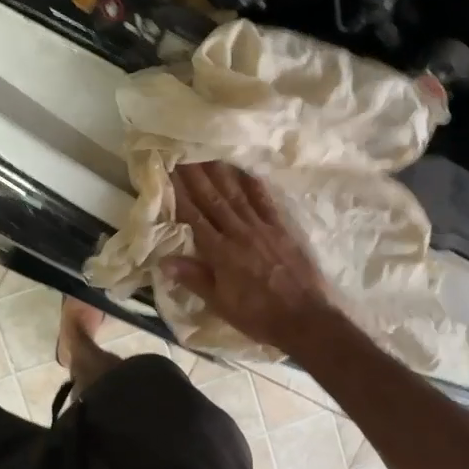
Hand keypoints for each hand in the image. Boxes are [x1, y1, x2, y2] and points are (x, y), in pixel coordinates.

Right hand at [164, 162, 341, 352]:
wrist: (304, 319)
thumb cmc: (258, 316)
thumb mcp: (220, 304)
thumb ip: (194, 278)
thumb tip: (164, 260)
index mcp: (220, 252)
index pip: (194, 216)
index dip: (179, 192)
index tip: (167, 169)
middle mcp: (239, 233)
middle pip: (213, 198)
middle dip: (196, 173)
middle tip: (183, 149)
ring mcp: (262, 228)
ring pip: (236, 194)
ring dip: (221, 172)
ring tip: (208, 151)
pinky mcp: (282, 229)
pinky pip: (265, 201)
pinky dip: (253, 185)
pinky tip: (244, 170)